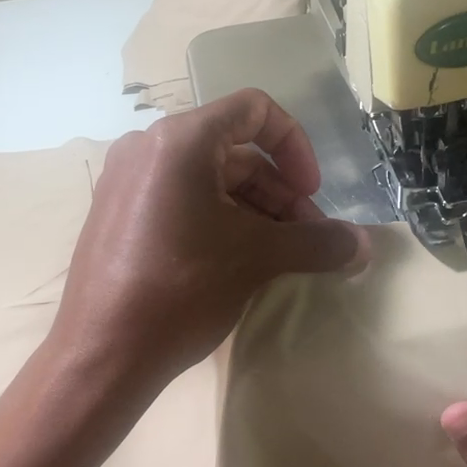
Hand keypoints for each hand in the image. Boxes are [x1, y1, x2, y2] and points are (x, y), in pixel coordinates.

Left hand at [53, 88, 369, 392]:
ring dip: (255, 210)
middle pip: (234, 151)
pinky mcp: (119, 216)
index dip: (295, 145)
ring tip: (279, 256)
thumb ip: (318, 243)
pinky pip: (181, 200)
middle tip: (306, 239)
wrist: (102, 355)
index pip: (254, 111)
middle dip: (280, 192)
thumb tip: (365, 246)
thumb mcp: (257, 259)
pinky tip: (238, 263)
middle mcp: (148, 148)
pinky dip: (220, 220)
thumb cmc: (181, 289)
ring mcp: (128, 182)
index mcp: (180, 140)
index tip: (312, 192)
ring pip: (210, 179)